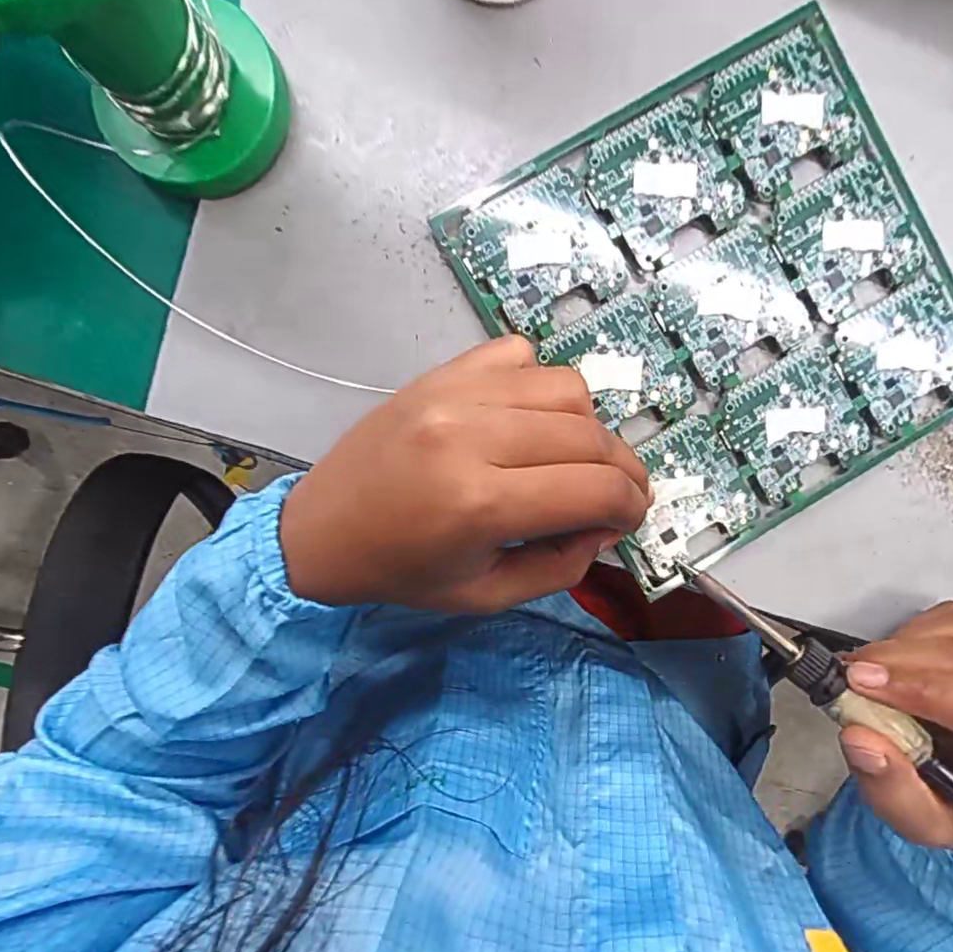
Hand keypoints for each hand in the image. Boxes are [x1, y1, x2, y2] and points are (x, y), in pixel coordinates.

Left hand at [281, 336, 651, 612]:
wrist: (321, 530)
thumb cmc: (399, 571)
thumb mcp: (485, 596)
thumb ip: (560, 567)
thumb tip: (604, 524)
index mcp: (479, 504)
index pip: (597, 489)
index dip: (631, 507)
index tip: (627, 519)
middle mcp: (470, 436)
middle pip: (590, 436)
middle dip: (620, 472)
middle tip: (611, 497)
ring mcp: (453, 394)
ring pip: (567, 388)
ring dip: (584, 429)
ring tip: (564, 460)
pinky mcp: (440, 374)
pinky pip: (520, 356)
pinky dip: (537, 389)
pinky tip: (522, 422)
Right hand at [837, 603, 952, 851]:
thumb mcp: (924, 825)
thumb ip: (893, 792)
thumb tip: (862, 739)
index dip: (933, 692)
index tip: (868, 684)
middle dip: (902, 664)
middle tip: (849, 677)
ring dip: (906, 646)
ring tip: (870, 673)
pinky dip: (917, 633)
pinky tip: (899, 660)